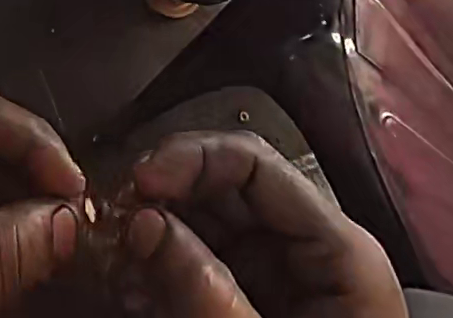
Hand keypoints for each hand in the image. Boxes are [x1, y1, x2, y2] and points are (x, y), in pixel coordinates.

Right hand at [123, 131, 408, 317]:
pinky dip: (159, 265)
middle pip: (221, 184)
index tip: (140, 180)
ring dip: (154, 230)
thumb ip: (210, 295)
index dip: (192, 157)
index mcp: (336, 248)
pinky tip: (131, 287)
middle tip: (117, 217)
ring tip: (118, 261)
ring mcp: (273, 269)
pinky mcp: (248, 294)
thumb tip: (143, 222)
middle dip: (165, 195)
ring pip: (201, 216)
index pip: (254, 164)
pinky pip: (196, 256)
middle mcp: (302, 244)